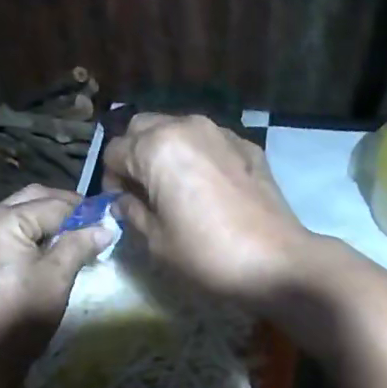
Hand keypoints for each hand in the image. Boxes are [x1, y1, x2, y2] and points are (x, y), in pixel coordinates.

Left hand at [0, 184, 112, 374]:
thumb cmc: (23, 315)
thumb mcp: (57, 276)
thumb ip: (80, 244)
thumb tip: (106, 228)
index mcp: (2, 220)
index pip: (52, 204)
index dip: (84, 212)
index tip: (110, 220)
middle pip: (33, 199)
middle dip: (65, 208)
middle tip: (94, 224)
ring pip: (21, 212)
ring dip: (49, 219)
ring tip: (77, 235)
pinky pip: (10, 229)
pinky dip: (33, 232)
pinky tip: (52, 247)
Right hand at [102, 114, 316, 308]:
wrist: (275, 260)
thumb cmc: (206, 254)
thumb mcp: (156, 240)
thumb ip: (132, 211)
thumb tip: (123, 200)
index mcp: (156, 148)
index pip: (114, 152)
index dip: (111, 181)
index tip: (121, 206)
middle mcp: (186, 127)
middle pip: (142, 128)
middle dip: (134, 155)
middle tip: (142, 192)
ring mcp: (220, 132)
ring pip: (177, 128)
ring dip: (165, 152)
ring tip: (172, 189)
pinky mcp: (246, 145)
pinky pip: (208, 142)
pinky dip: (197, 157)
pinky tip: (206, 189)